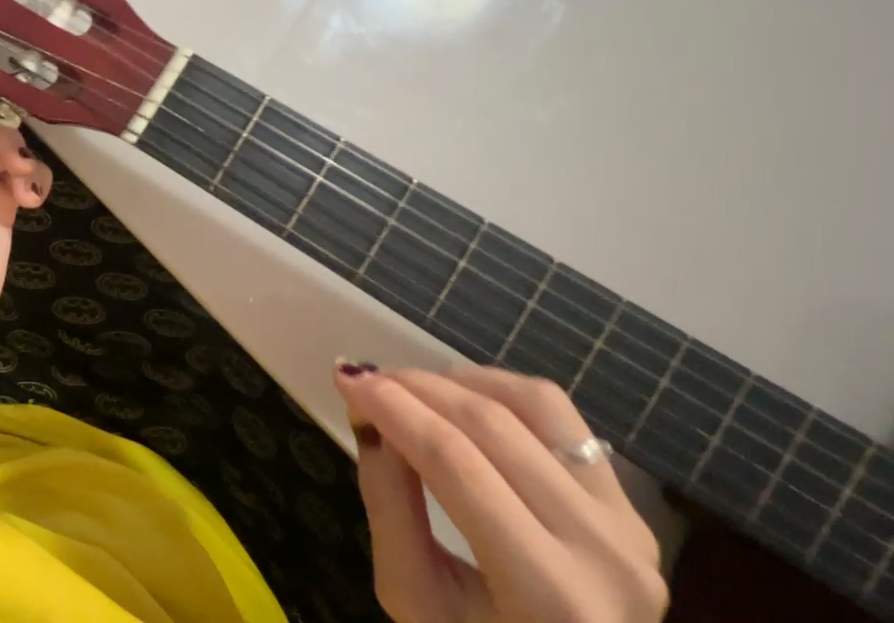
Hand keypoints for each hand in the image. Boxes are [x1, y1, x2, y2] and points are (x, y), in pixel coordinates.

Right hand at [335, 364, 667, 622]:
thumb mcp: (413, 596)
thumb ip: (390, 507)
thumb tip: (373, 424)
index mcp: (549, 592)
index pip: (456, 464)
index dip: (394, 409)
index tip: (345, 380)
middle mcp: (603, 549)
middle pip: (492, 427)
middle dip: (415, 389)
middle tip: (364, 381)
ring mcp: (628, 525)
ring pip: (536, 406)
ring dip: (460, 382)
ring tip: (411, 390)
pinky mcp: (632, 508)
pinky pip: (564, 421)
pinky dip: (504, 392)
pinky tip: (462, 398)